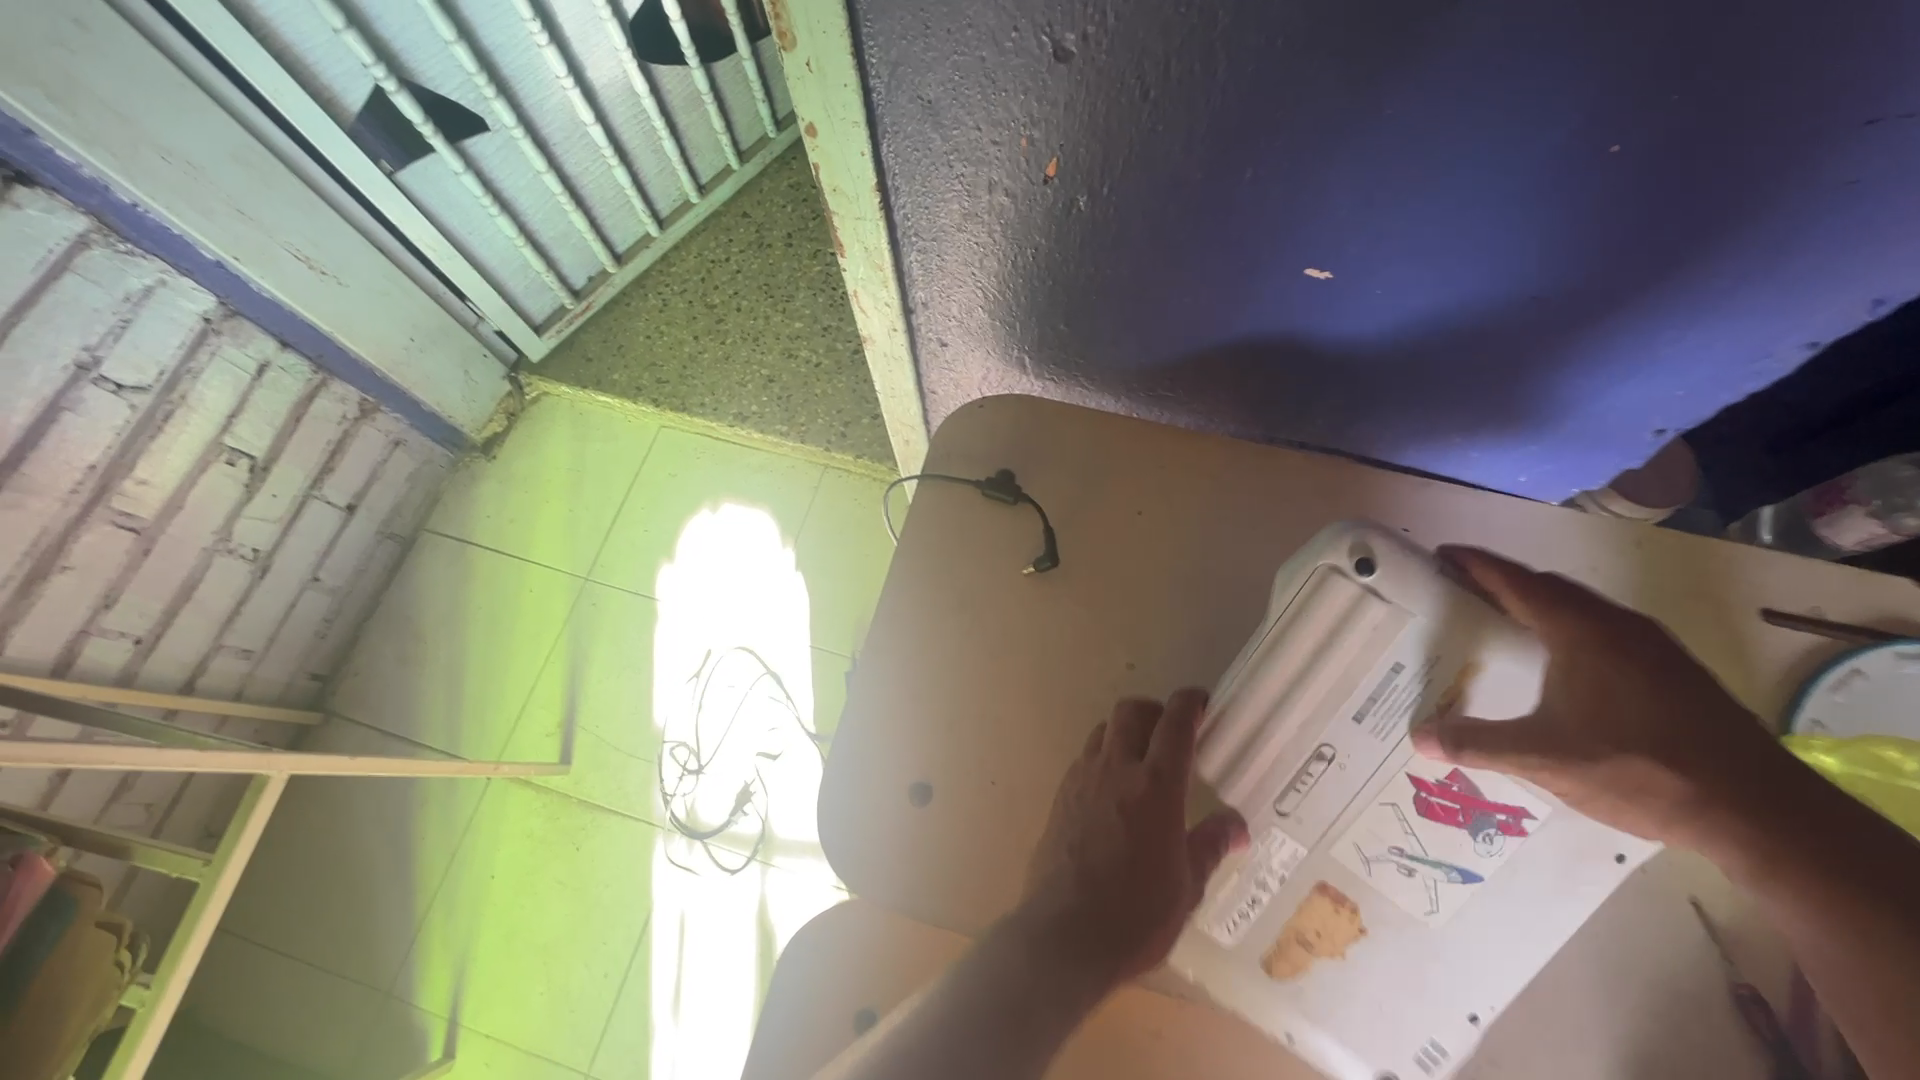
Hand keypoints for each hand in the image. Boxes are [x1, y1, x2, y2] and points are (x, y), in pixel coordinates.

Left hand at [1009, 689, 1248, 989]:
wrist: (1063, 936)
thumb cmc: (1135, 915)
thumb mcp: (1187, 885)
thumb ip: (1210, 845)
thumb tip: (1236, 826)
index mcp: (1155, 785)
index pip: (1174, 723)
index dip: (1190, 703)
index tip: (1201, 702)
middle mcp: (1115, 771)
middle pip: (1130, 712)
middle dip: (1154, 711)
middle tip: (1172, 732)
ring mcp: (1080, 781)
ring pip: (1101, 731)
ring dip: (1124, 733)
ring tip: (1141, 761)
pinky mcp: (1058, 799)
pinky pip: (1083, 760)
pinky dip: (1101, 760)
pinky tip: (1112, 792)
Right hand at [1412, 546, 1802, 852]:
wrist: (1757, 809)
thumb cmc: (1639, 769)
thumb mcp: (1543, 759)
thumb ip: (1477, 744)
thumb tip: (1419, 736)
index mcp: (1583, 631)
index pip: (1517, 582)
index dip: (1476, 565)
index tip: (1441, 554)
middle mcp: (1619, 627)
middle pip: (1551, 589)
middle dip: (1504, 584)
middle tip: (1461, 591)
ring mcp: (1654, 649)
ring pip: (1583, 611)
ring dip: (1541, 608)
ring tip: (1503, 623)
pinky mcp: (1674, 674)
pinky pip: (1606, 633)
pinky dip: (1569, 632)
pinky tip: (1560, 666)